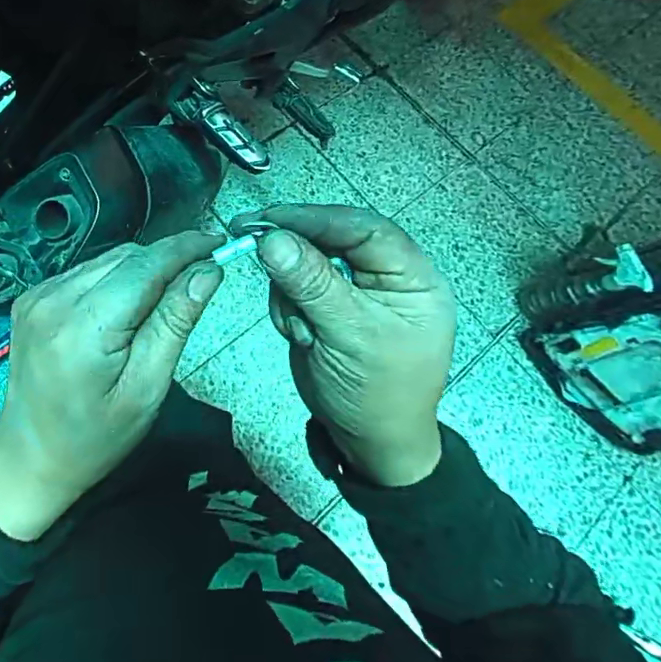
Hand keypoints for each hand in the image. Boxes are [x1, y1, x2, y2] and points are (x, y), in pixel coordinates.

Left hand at [0, 231, 224, 539]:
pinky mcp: (30, 299)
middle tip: (201, 276)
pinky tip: (126, 306)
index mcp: (82, 327)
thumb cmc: (94, 437)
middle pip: (124, 258)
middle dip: (166, 259)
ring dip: (140, 268)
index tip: (219, 241)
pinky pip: (83, 273)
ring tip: (166, 297)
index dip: (185, 249)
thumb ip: (173, 324)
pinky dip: (112, 279)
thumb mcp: (145, 389)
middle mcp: (52, 300)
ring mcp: (36, 296)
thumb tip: (207, 273)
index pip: (143, 267)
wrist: (30, 454)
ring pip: (104, 261)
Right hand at [232, 204, 455, 486]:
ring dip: (289, 291)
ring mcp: (352, 291)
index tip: (269, 219)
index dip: (317, 219)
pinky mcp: (325, 307)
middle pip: (331, 239)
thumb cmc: (375, 391)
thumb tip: (271, 238)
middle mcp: (383, 276)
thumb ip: (311, 284)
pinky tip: (298, 336)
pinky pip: (294, 288)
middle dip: (294, 250)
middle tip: (249, 240)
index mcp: (411, 277)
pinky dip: (286, 308)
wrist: (367, 442)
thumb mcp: (348, 336)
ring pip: (305, 262)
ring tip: (297, 330)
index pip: (364, 229)